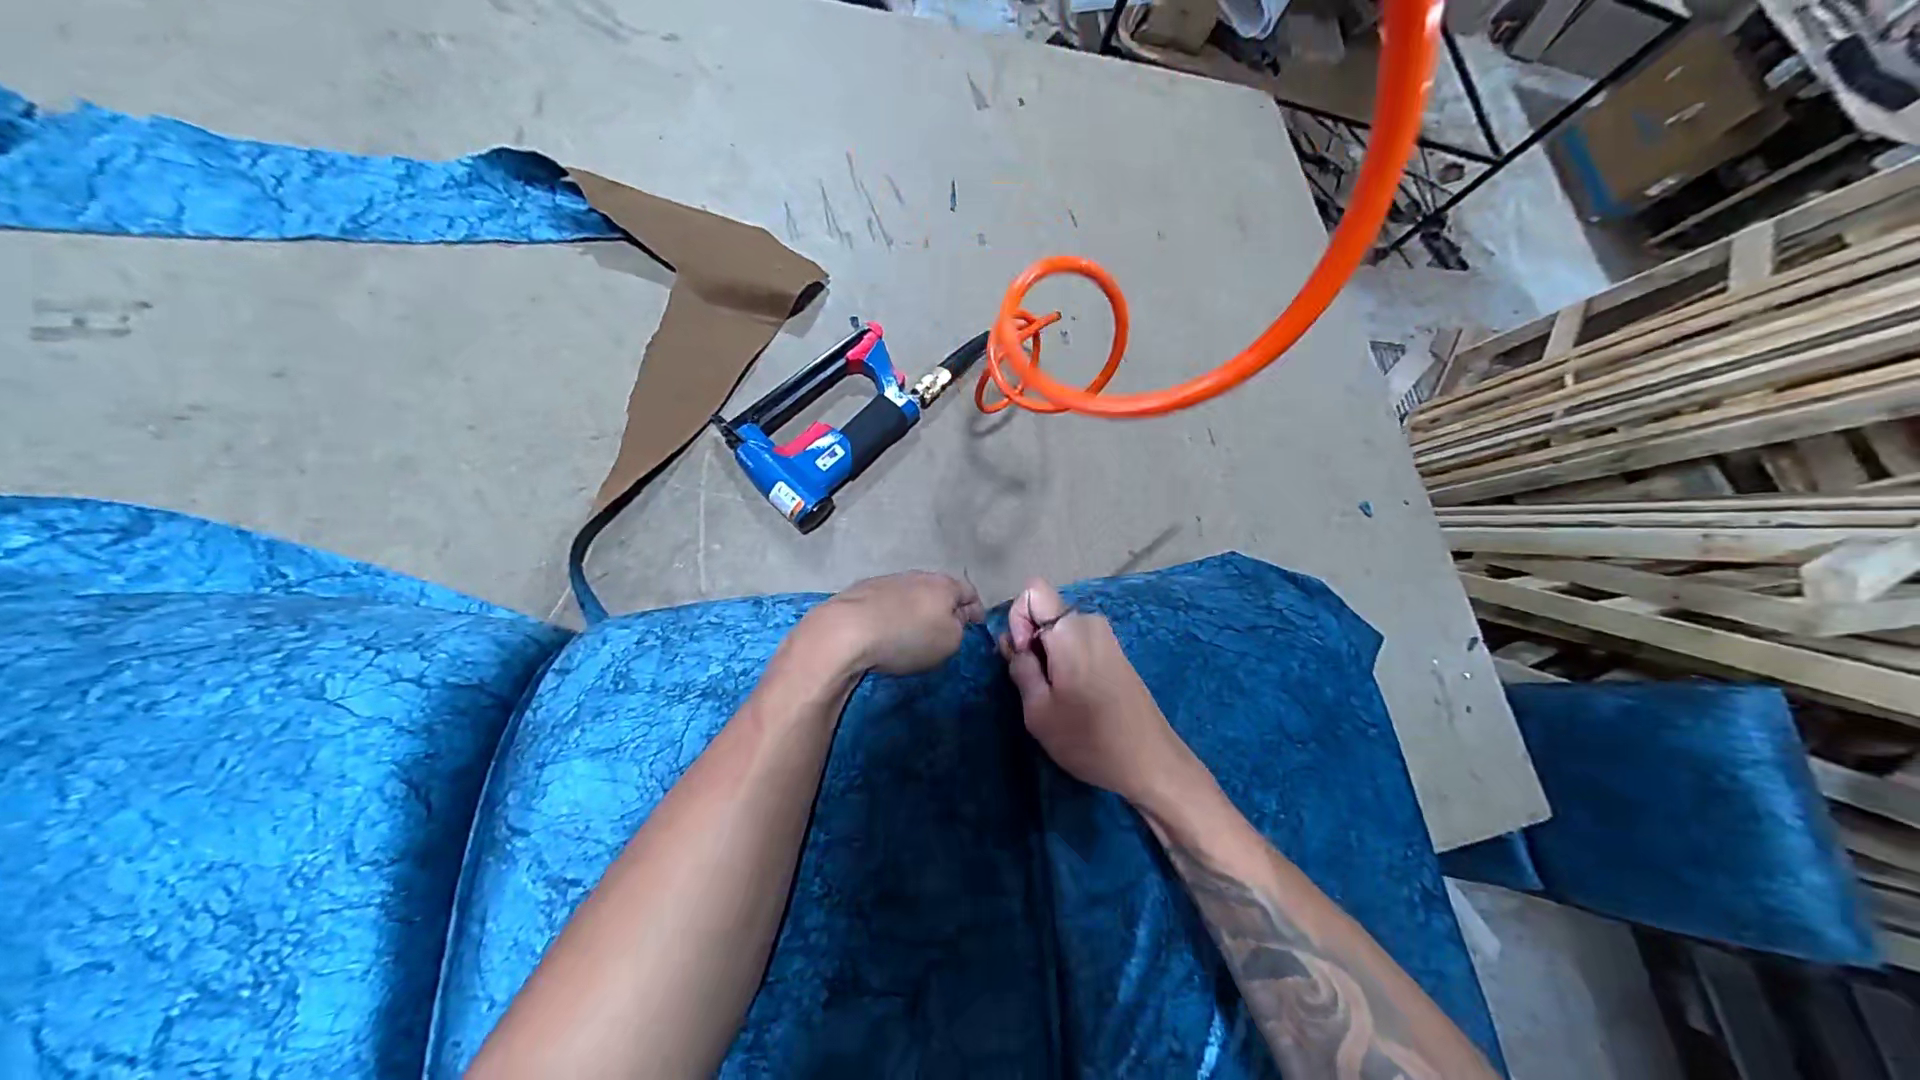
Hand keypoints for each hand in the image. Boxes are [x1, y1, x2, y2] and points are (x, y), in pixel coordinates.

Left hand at [797, 571, 985, 675]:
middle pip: (938, 590)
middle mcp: (917, 575)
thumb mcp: (950, 642)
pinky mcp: (861, 591)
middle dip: (944, 607)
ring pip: (911, 594)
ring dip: (916, 609)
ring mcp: (887, 581)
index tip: (976, 624)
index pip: (970, 592)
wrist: (847, 631)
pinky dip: (892, 613)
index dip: (976, 609)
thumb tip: (954, 619)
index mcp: (944, 584)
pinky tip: (886, 630)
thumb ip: (960, 627)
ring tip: (913, 631)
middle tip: (946, 628)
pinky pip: (886, 602)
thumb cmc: (908, 637)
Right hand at [999, 580, 1200, 807]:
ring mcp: (1107, 637)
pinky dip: (1066, 660)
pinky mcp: (1116, 654)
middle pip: (1045, 612)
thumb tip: (1015, 644)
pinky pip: (1078, 642)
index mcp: (1070, 629)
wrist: (1150, 763)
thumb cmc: (1088, 739)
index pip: (1032, 591)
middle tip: (1035, 684)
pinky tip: (1074, 696)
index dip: (1017, 621)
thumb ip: (1020, 667)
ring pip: (1060, 629)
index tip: (1023, 657)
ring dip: (1048, 654)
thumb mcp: (1038, 710)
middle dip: (1030, 640)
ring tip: (1055, 695)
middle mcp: (1091, 622)